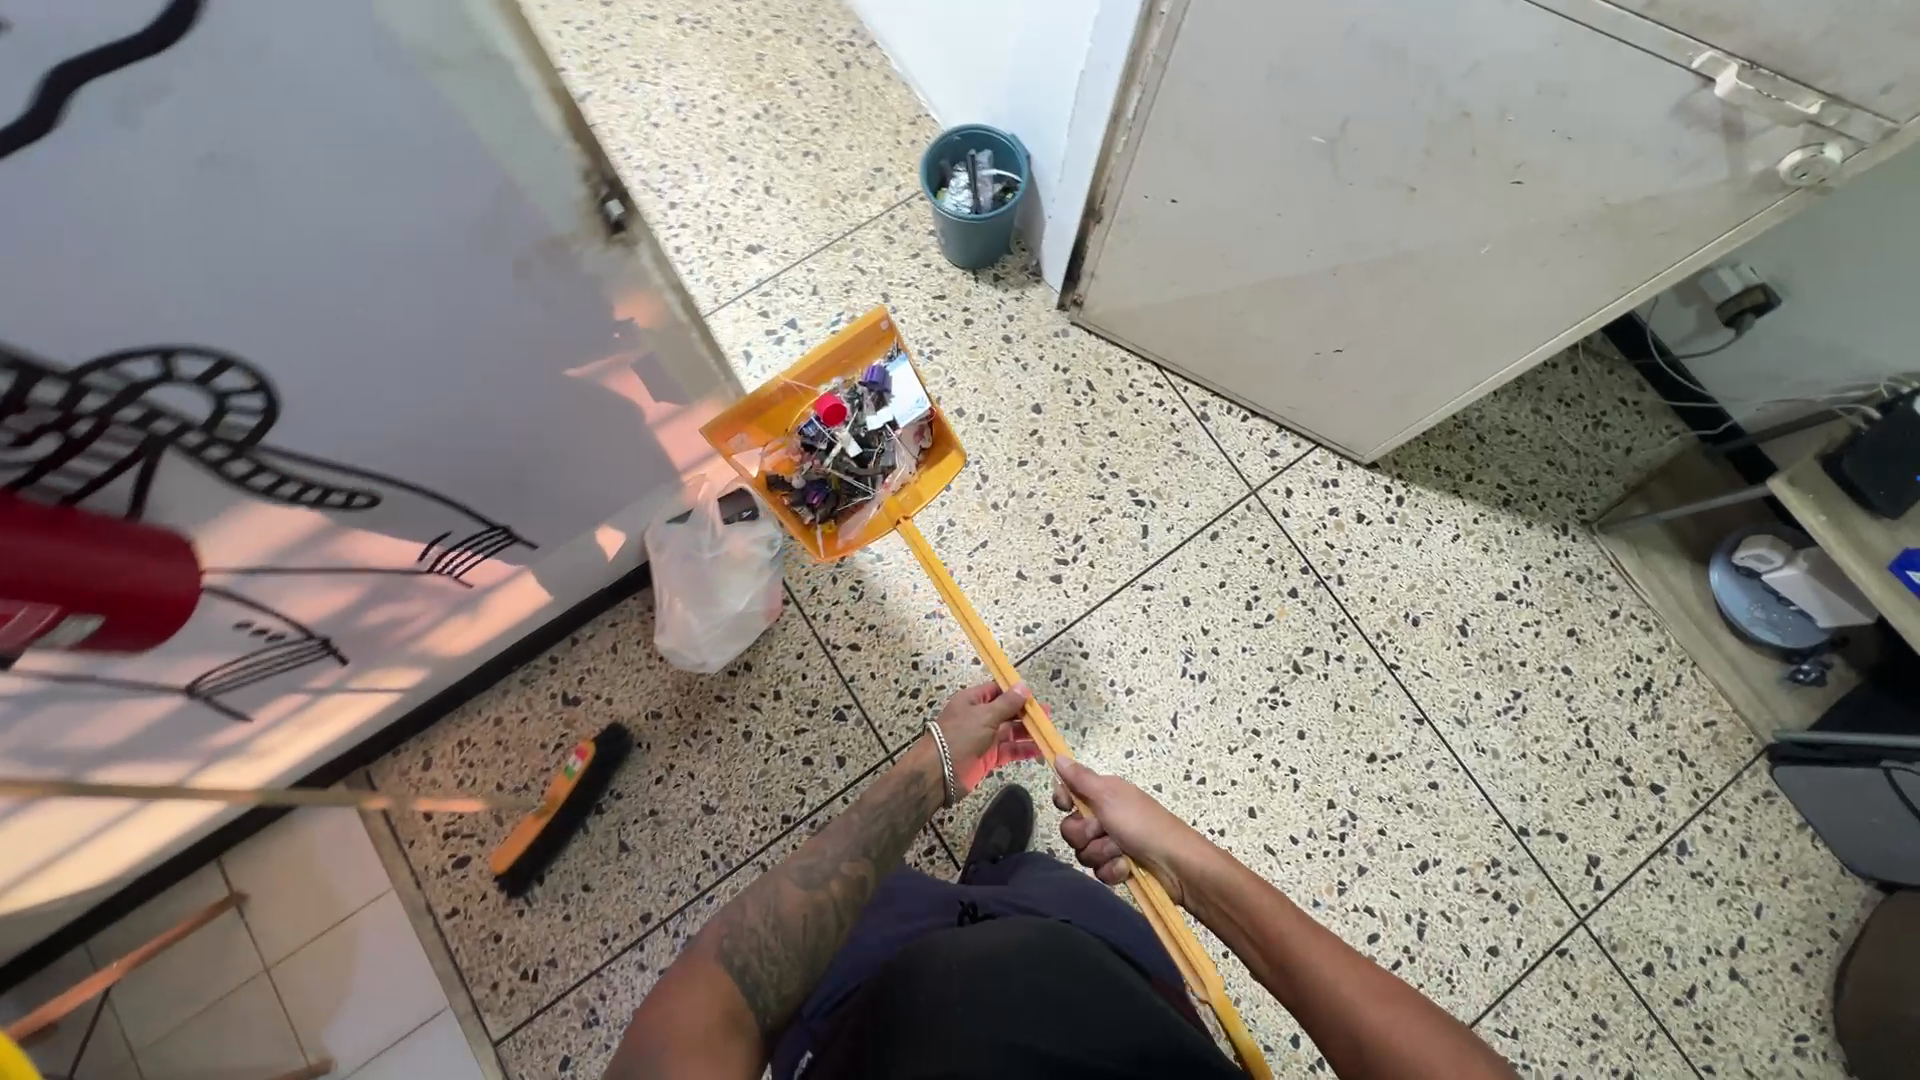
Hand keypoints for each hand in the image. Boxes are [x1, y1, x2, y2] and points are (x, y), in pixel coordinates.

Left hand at [934, 681, 1042, 796]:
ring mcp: (984, 738)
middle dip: (1026, 713)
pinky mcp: (989, 757)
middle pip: (1007, 712)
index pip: (997, 691)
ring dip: (1028, 732)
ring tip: (1048, 732)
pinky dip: (1024, 750)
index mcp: (973, 701)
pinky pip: (1010, 750)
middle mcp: (979, 717)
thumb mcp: (985, 715)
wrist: (939, 771)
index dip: (1015, 692)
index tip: (1034, 696)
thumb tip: (1024, 686)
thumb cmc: (960, 736)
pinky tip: (1039, 749)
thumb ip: (1007, 703)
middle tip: (1047, 715)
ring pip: (1010, 732)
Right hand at [1053, 756, 1213, 904]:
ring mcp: (1111, 843)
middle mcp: (1105, 816)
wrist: (1176, 864)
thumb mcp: (1108, 795)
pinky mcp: (1118, 867)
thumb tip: (1058, 756)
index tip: (1068, 805)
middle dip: (1086, 834)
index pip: (1069, 794)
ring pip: (1084, 852)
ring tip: (1121, 852)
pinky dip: (1112, 870)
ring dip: (1102, 853)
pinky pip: (1099, 872)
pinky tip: (1126, 868)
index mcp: (1103, 794)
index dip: (1064, 801)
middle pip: (1071, 828)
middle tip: (1105, 831)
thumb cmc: (1142, 823)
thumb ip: (1080, 778)